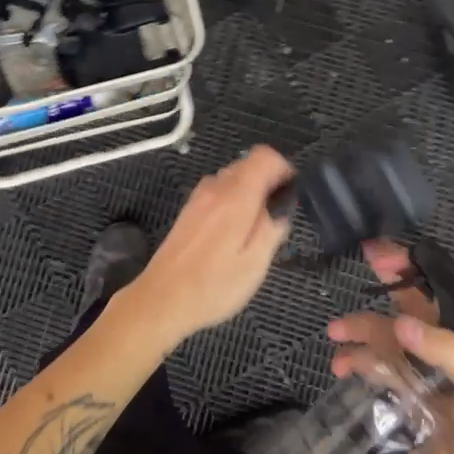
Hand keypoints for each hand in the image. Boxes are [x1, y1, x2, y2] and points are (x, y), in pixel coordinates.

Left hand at [120, 145, 293, 345]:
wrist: (163, 298)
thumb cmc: (213, 286)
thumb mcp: (255, 263)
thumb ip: (272, 226)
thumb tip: (282, 203)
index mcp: (235, 196)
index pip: (264, 156)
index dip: (284, 169)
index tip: (291, 195)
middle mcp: (214, 187)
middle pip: (249, 165)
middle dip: (268, 185)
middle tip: (275, 221)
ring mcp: (198, 197)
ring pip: (233, 179)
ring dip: (250, 195)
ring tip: (254, 233)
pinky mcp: (189, 209)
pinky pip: (219, 192)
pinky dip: (233, 203)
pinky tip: (233, 236)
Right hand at [327, 242, 453, 453]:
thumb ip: (445, 351)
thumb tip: (400, 322)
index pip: (436, 294)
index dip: (409, 269)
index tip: (378, 253)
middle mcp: (444, 353)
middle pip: (404, 312)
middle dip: (377, 297)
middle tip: (351, 274)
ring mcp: (422, 377)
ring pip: (384, 341)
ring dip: (359, 333)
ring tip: (335, 336)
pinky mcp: (404, 400)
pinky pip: (376, 370)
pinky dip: (357, 364)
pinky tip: (343, 368)